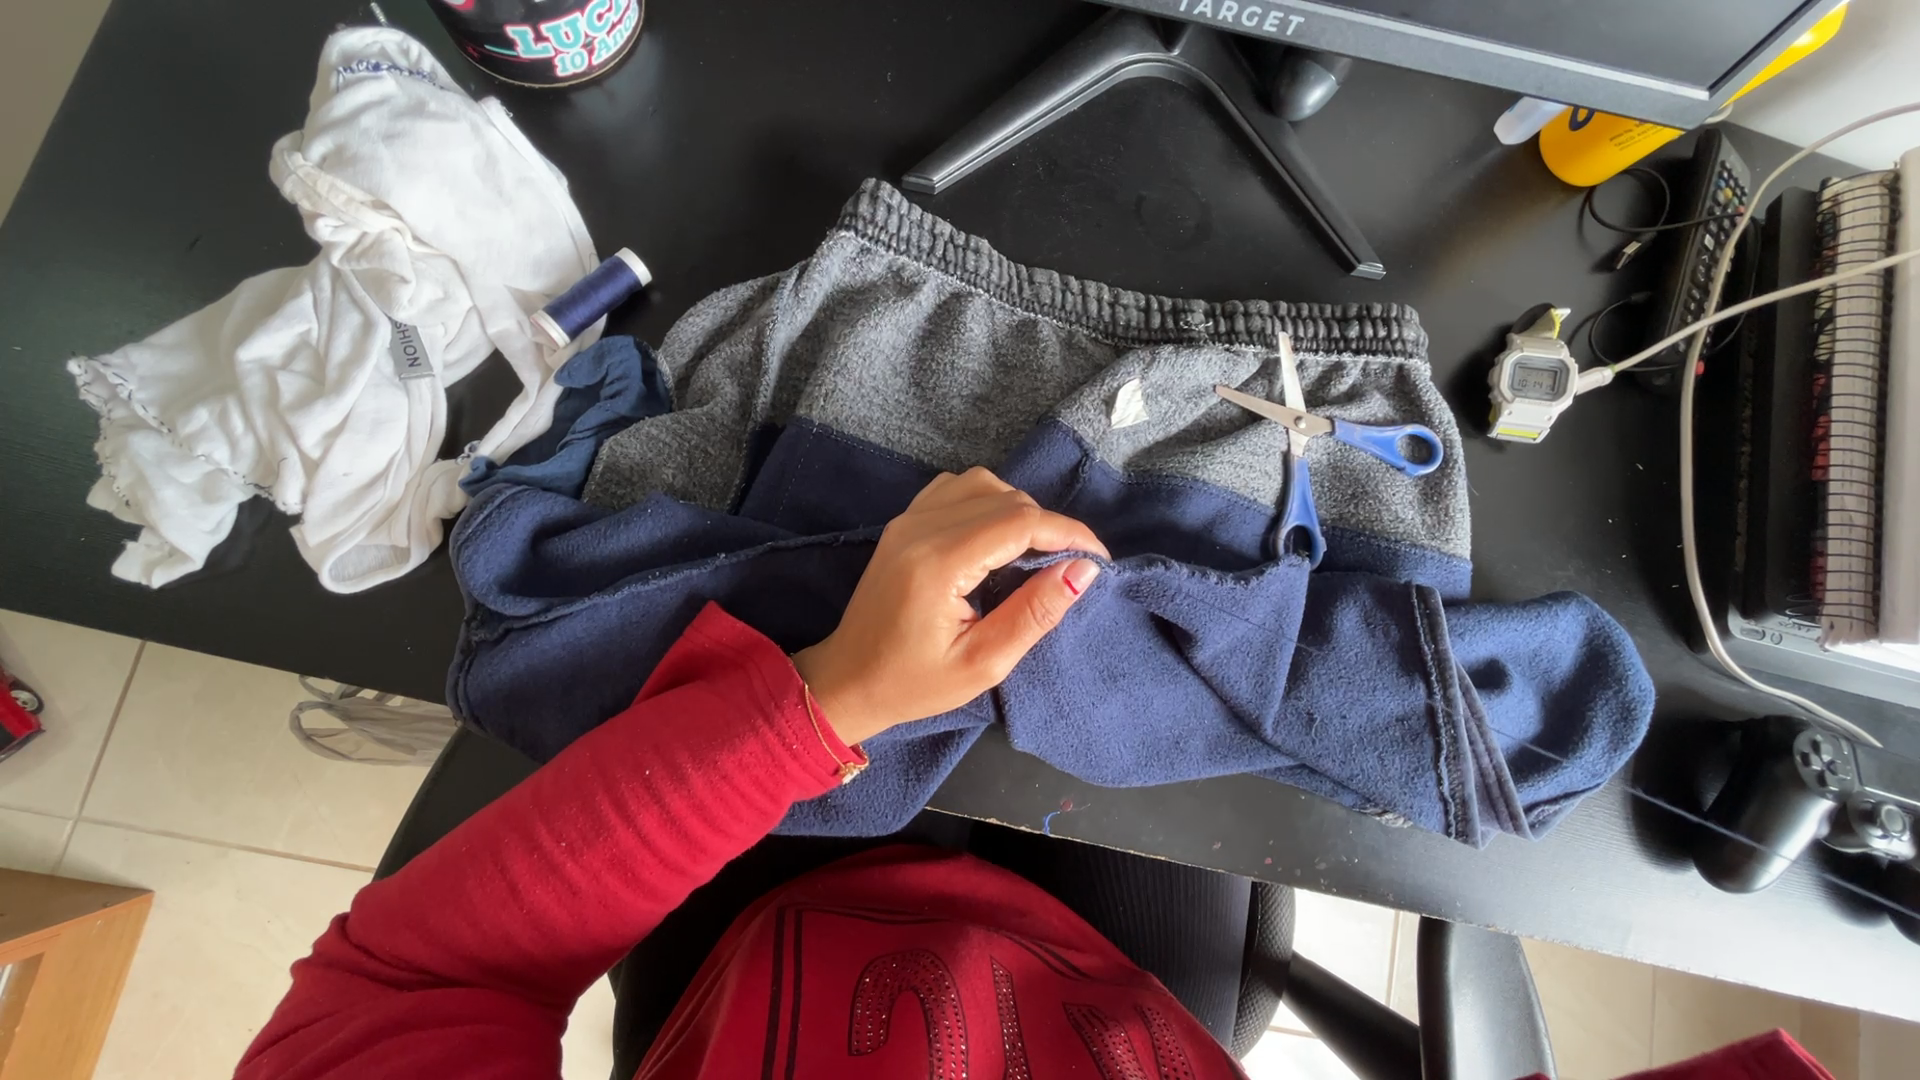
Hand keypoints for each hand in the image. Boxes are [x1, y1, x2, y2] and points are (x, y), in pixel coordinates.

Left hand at [792, 467, 1107, 744]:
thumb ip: (1034, 613)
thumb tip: (1083, 570)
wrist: (848, 679)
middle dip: (1048, 525)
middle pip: (1005, 498)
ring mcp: (908, 519)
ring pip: (982, 484)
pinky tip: (995, 537)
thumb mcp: (983, 663)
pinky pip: (955, 489)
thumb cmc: (913, 683)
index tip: (1097, 559)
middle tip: (1067, 566)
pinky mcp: (903, 522)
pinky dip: (987, 502)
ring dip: (1018, 510)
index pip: (1019, 522)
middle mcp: (920, 528)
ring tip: (1033, 552)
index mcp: (938, 563)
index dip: (1068, 533)